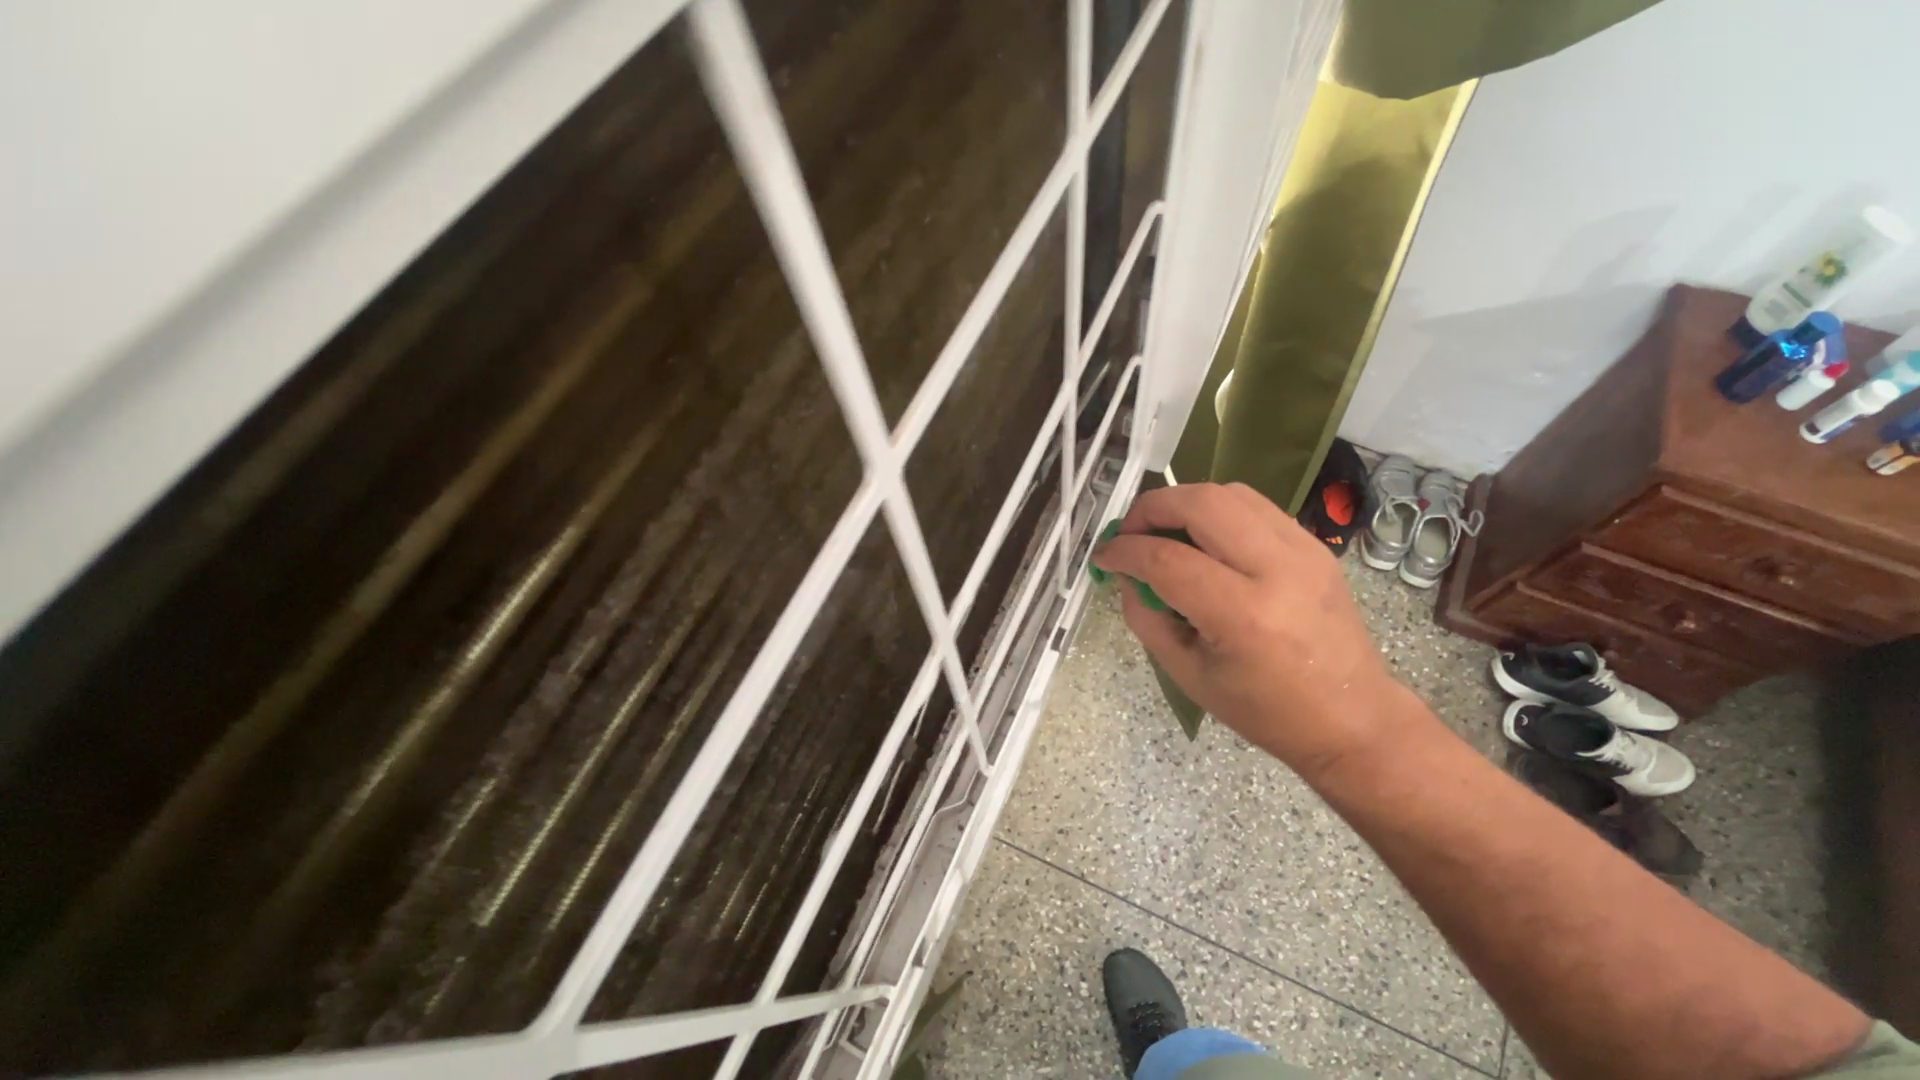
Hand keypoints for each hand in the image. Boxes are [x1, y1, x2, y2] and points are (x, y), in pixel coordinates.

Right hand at [1091, 482, 1420, 778]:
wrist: (1352, 717)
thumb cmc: (1266, 711)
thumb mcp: (1190, 675)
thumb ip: (1147, 618)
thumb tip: (1126, 575)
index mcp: (1243, 615)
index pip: (1167, 559)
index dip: (1125, 551)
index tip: (1104, 556)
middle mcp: (1277, 570)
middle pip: (1201, 503)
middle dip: (1152, 508)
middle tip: (1131, 533)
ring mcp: (1303, 551)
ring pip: (1230, 493)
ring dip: (1185, 503)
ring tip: (1165, 532)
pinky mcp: (1315, 546)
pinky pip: (1255, 507)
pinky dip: (1218, 513)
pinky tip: (1204, 540)